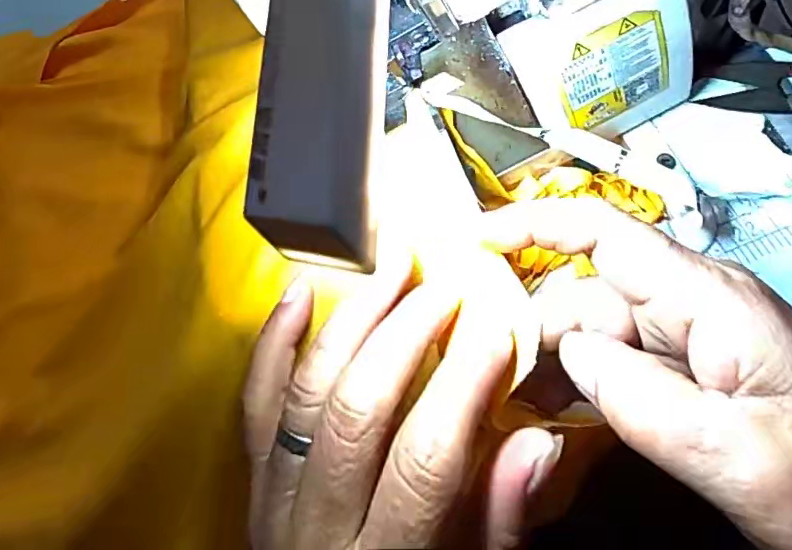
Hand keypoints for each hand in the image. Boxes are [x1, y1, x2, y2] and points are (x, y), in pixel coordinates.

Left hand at [242, 262, 562, 548]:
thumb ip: (497, 521)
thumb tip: (536, 441)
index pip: (423, 461)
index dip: (461, 388)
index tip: (494, 331)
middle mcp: (315, 523)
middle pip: (358, 408)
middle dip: (406, 335)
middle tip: (445, 287)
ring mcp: (275, 492)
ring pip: (310, 387)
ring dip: (354, 318)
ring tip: (392, 269)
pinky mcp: (254, 471)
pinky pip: (256, 396)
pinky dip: (274, 337)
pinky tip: (300, 290)